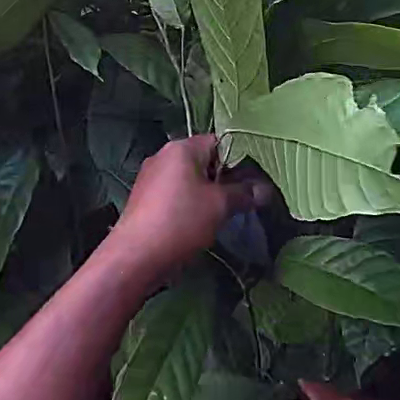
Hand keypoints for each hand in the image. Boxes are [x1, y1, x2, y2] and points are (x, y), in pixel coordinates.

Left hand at [101, 135, 268, 279]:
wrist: (135, 258)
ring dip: (206, 194)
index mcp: (182, 148)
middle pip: (204, 160)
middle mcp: (163, 155)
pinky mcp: (143, 198)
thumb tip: (265, 190)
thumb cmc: (181, 221)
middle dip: (223, 179)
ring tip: (220, 215)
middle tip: (240, 200)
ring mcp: (150, 177)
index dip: (239, 160)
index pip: (219, 142)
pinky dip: (188, 203)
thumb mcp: (220, 206)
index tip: (252, 182)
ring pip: (189, 179)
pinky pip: (174, 193)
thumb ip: (244, 194)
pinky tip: (196, 224)